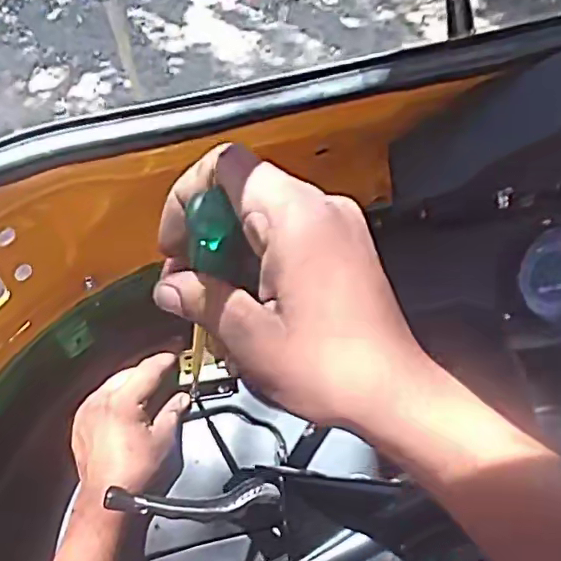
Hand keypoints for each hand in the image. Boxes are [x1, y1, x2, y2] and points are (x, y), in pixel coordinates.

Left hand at [71, 353, 188, 497]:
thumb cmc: (135, 478)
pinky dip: (116, 403)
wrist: (110, 503)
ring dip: (131, 387)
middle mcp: (98, 403)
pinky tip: (130, 414)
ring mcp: (86, 416)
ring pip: (111, 387)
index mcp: (121, 401)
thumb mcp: (166, 440)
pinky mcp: (81, 429)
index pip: (148, 369)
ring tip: (150, 396)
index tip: (176, 357)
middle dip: (148, 374)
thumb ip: (174, 412)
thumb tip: (180, 400)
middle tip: (168, 377)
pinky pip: (100, 404)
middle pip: (127, 374)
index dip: (167, 361)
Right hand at [151, 143, 441, 435]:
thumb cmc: (335, 370)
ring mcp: (336, 231)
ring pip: (261, 222)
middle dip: (205, 239)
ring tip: (221, 309)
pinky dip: (258, 268)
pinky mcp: (342, 255)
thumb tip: (170, 287)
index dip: (186, 200)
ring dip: (229, 259)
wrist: (390, 394)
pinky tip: (250, 312)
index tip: (175, 245)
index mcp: (295, 218)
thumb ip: (201, 301)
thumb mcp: (249, 338)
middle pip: (241, 194)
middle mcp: (320, 211)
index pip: (224, 166)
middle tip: (191, 287)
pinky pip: (287, 242)